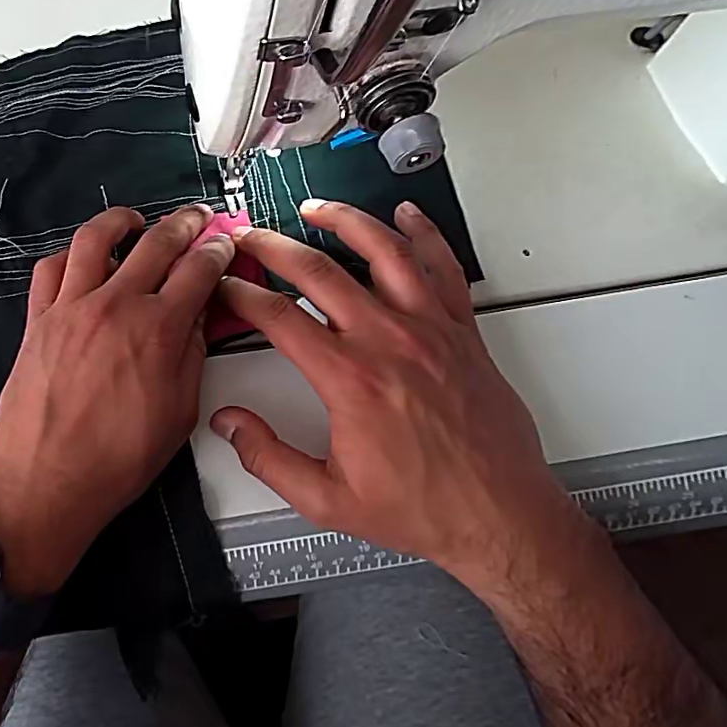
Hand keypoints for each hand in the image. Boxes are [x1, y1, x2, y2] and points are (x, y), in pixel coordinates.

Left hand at [0, 204, 233, 597]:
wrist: (45, 479)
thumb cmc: (113, 459)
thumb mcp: (178, 413)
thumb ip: (192, 355)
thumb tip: (197, 317)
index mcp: (158, 330)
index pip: (198, 269)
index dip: (217, 250)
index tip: (222, 244)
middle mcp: (114, 307)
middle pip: (156, 242)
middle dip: (184, 223)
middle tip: (195, 218)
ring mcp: (70, 308)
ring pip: (96, 239)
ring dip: (120, 221)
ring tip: (134, 221)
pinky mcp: (38, 319)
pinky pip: (51, 268)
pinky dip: (69, 255)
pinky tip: (82, 259)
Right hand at [212, 200, 599, 594]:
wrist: (501, 519)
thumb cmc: (420, 508)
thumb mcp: (323, 498)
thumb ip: (265, 456)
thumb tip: (229, 422)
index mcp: (349, 380)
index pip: (278, 317)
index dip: (241, 295)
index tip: (225, 286)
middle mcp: (389, 344)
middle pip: (319, 273)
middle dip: (274, 248)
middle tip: (251, 236)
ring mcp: (430, 332)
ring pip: (384, 254)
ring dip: (345, 222)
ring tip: (316, 207)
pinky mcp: (462, 334)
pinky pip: (443, 269)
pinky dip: (424, 235)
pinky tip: (406, 216)